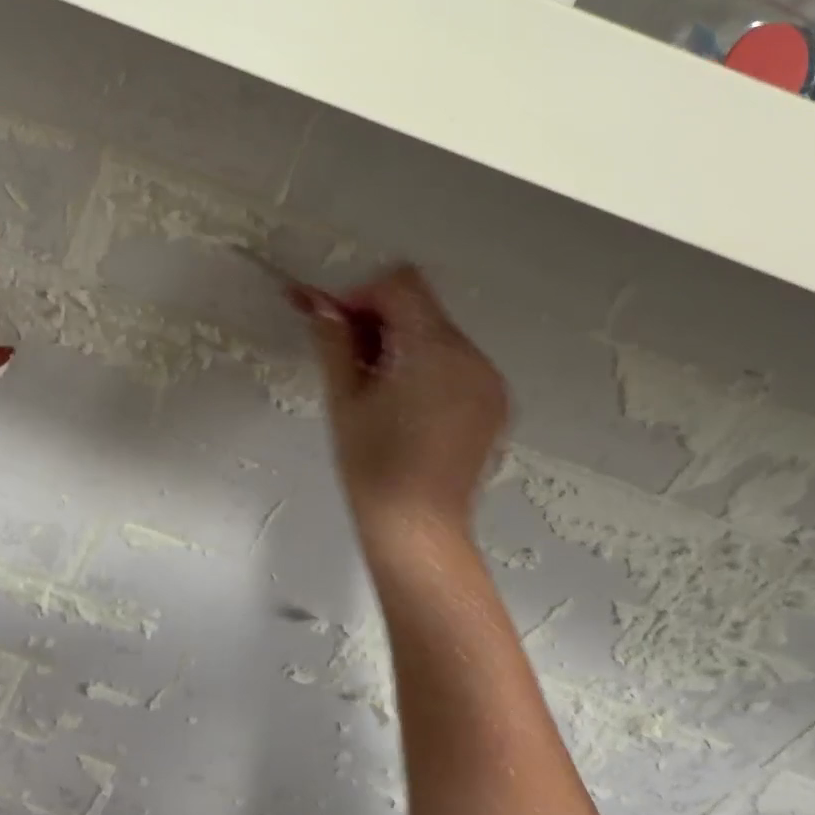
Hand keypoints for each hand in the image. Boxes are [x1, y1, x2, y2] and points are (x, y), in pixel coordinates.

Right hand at [291, 265, 506, 528]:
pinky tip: (398, 401)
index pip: (401, 285)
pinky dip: (424, 366)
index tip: (334, 323)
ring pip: (437, 334)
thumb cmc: (372, 466)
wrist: (417, 529)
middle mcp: (473, 359)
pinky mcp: (493, 405)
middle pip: (421, 307)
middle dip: (378, 319)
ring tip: (369, 382)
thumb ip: (333, 339)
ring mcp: (489, 383)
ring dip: (400, 342)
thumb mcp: (343, 397)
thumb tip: (320, 303)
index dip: (361, 294)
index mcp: (436, 352)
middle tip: (343, 352)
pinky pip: (455, 363)